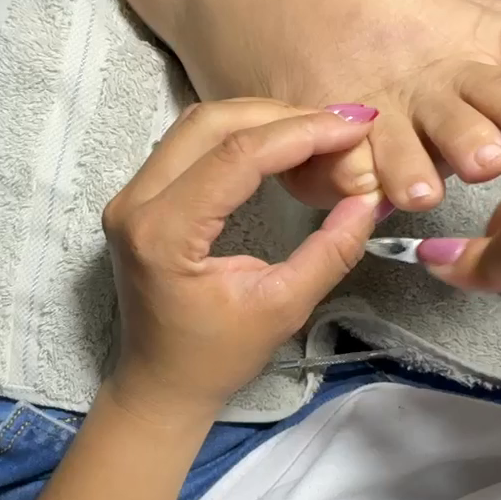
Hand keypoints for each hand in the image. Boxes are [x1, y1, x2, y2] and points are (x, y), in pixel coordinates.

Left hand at [102, 100, 382, 423]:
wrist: (160, 382)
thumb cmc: (215, 357)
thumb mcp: (282, 308)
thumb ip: (329, 251)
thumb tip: (371, 198)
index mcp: (163, 235)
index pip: (236, 157)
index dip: (301, 134)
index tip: (356, 127)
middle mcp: (134, 206)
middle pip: (210, 124)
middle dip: (280, 117)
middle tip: (339, 128)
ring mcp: (128, 199)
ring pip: (195, 127)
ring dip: (257, 121)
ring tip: (316, 135)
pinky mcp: (135, 200)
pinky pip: (185, 147)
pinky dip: (235, 138)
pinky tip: (277, 147)